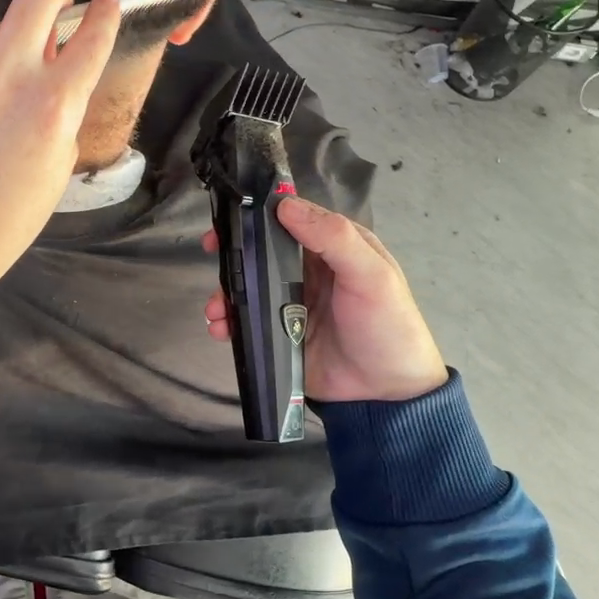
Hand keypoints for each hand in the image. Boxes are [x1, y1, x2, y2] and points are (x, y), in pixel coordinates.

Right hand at [204, 198, 447, 402]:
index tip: (230, 215)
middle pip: (260, 250)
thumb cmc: (388, 325)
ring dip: (225, 292)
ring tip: (216, 310)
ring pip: (246, 285)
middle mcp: (307, 269)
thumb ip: (333, 237)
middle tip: (210, 251)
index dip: (259, 212)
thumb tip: (285, 205)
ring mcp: (288, 300)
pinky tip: (221, 329)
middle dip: (232, 252)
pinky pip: (244, 319)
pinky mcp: (276, 330)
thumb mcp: (371, 275)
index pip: (291, 217)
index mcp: (334, 246)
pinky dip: (227, 322)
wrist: (384, 393)